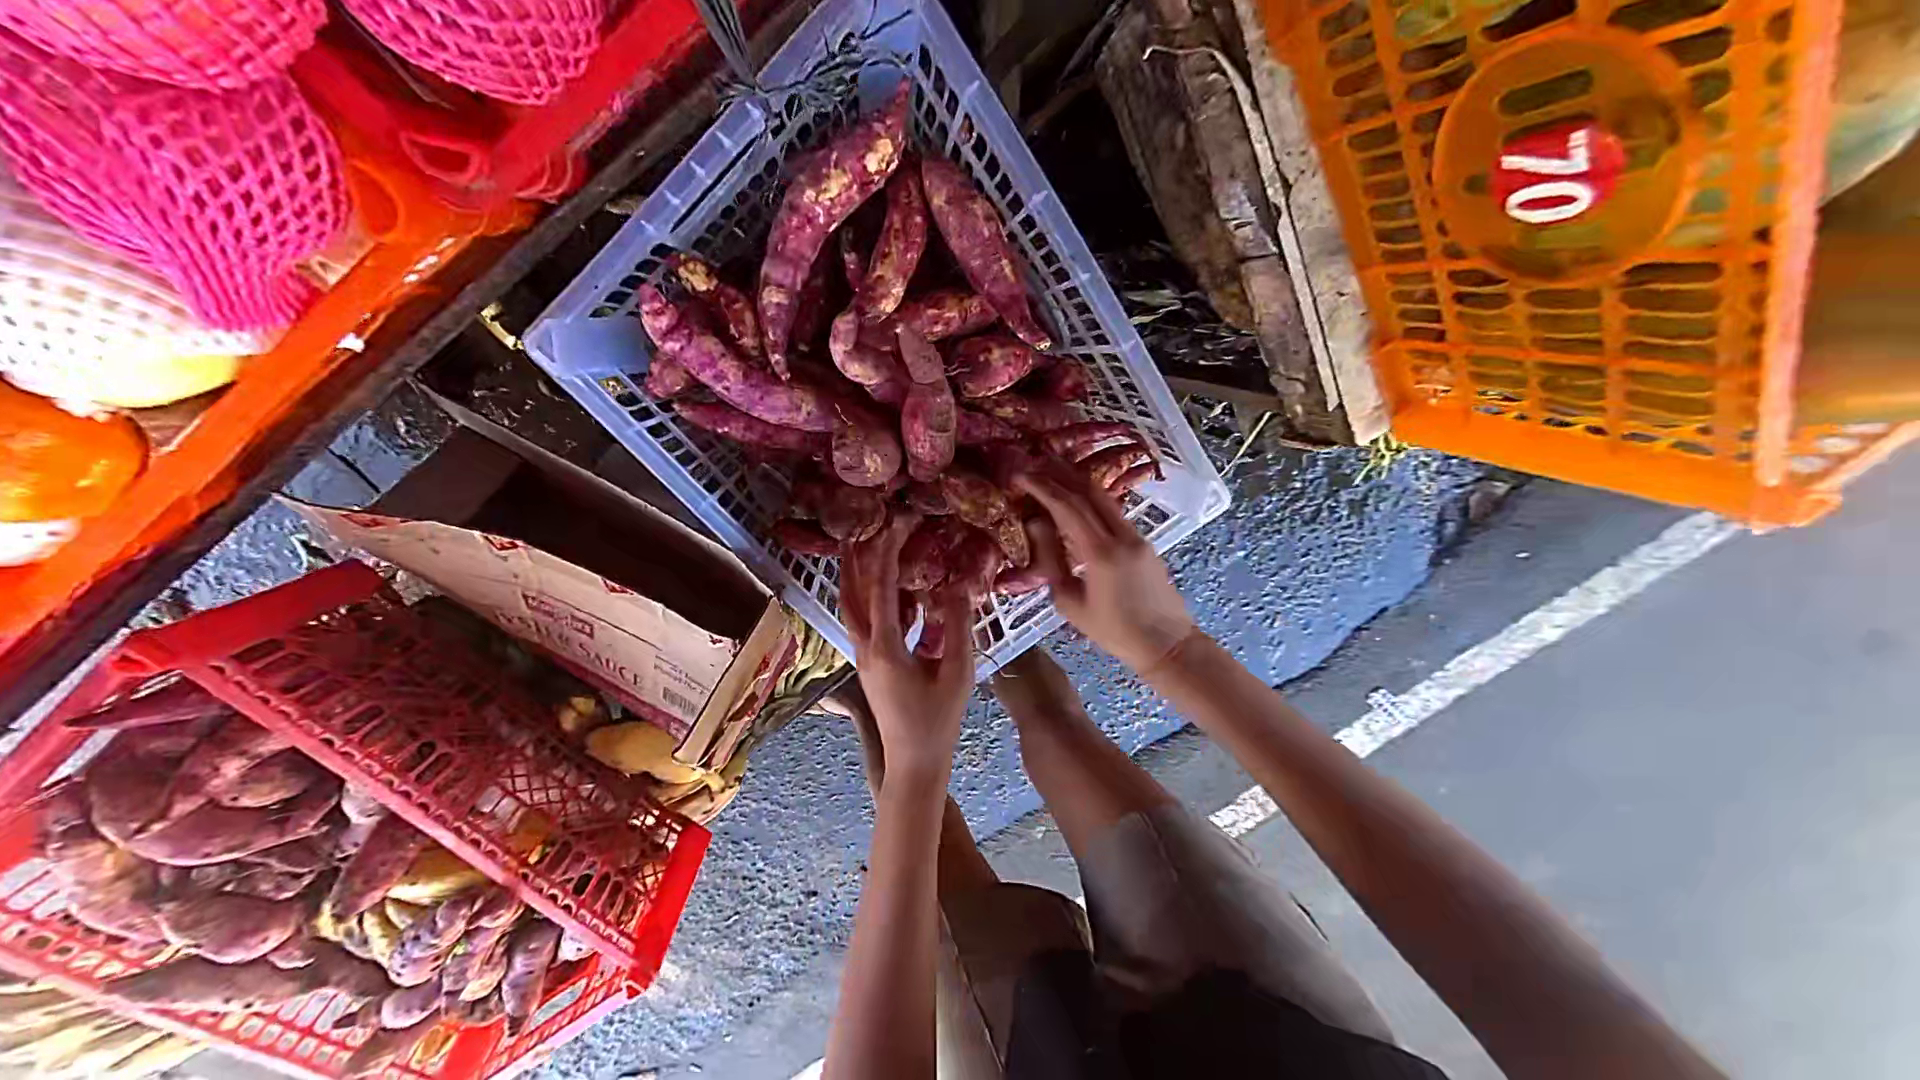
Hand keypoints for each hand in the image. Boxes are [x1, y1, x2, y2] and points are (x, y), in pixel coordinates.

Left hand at [841, 513, 975, 783]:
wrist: (913, 761)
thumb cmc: (938, 720)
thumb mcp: (958, 672)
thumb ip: (959, 626)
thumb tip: (958, 584)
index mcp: (885, 647)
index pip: (881, 588)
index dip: (889, 551)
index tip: (901, 522)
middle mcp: (864, 646)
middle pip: (851, 590)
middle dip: (858, 553)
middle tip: (868, 521)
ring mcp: (862, 654)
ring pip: (851, 604)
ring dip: (856, 571)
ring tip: (867, 541)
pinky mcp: (869, 661)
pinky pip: (863, 618)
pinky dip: (869, 594)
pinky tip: (891, 585)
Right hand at [1015, 466, 1199, 674]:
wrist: (1167, 643)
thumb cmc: (1114, 632)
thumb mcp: (1070, 604)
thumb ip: (1052, 561)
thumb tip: (1038, 525)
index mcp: (1100, 553)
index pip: (1067, 507)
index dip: (1042, 487)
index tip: (1020, 476)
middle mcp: (1121, 536)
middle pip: (1089, 492)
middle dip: (1060, 474)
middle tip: (1036, 462)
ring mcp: (1137, 537)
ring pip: (1104, 499)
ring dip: (1077, 483)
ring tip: (1054, 473)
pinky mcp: (1144, 542)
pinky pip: (1113, 513)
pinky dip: (1091, 501)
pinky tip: (1078, 501)